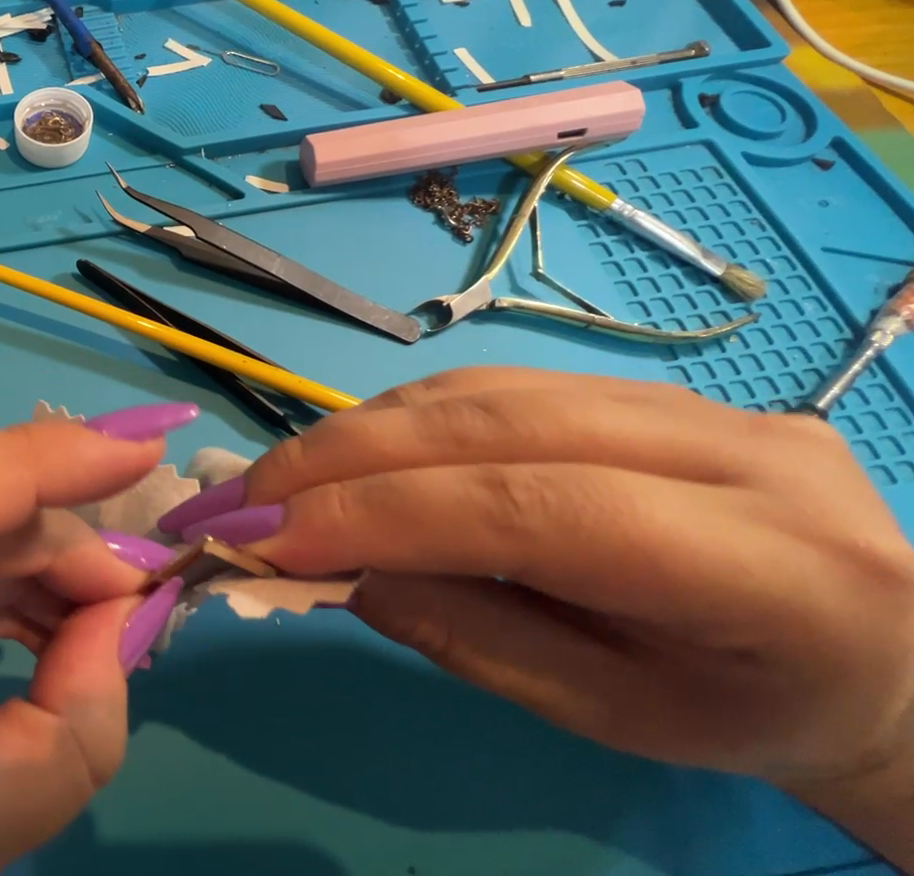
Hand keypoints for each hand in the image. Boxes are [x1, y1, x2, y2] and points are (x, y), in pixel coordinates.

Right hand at [156, 368, 913, 862]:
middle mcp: (742, 449)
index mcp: (773, 567)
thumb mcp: (605, 714)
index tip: (270, 539)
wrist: (868, 652)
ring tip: (277, 480)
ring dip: (356, 431)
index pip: (539, 508)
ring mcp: (691, 397)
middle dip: (344, 457)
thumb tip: (334, 568)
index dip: (386, 513)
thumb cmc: (735, 710)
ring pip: (479, 389)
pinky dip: (396, 418)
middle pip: (494, 424)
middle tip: (245, 499)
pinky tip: (347, 452)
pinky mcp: (636, 382)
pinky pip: (488, 384)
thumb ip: (468, 635)